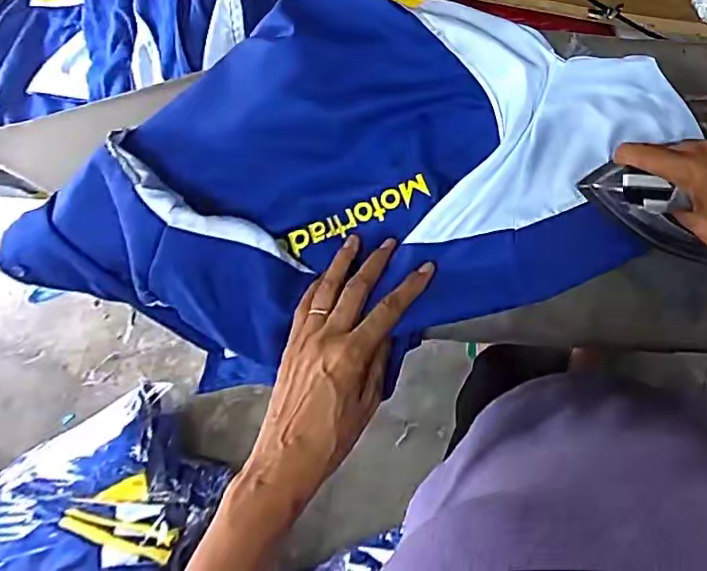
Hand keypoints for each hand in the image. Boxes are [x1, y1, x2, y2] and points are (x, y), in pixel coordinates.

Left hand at [240, 236, 434, 506]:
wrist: (281, 464)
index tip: (425, 268)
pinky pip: (304, 308)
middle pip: (355, 290)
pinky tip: (323, 276)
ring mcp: (304, 341)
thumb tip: (387, 332)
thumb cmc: (333, 438)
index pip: (388, 309)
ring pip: (325, 291)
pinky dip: (315, 287)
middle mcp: (325, 340)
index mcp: (350, 353)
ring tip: (353, 242)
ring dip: (341, 264)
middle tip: (389, 242)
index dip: (409, 286)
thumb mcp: (369, 400)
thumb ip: (379, 361)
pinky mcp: (289, 348)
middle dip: (375, 263)